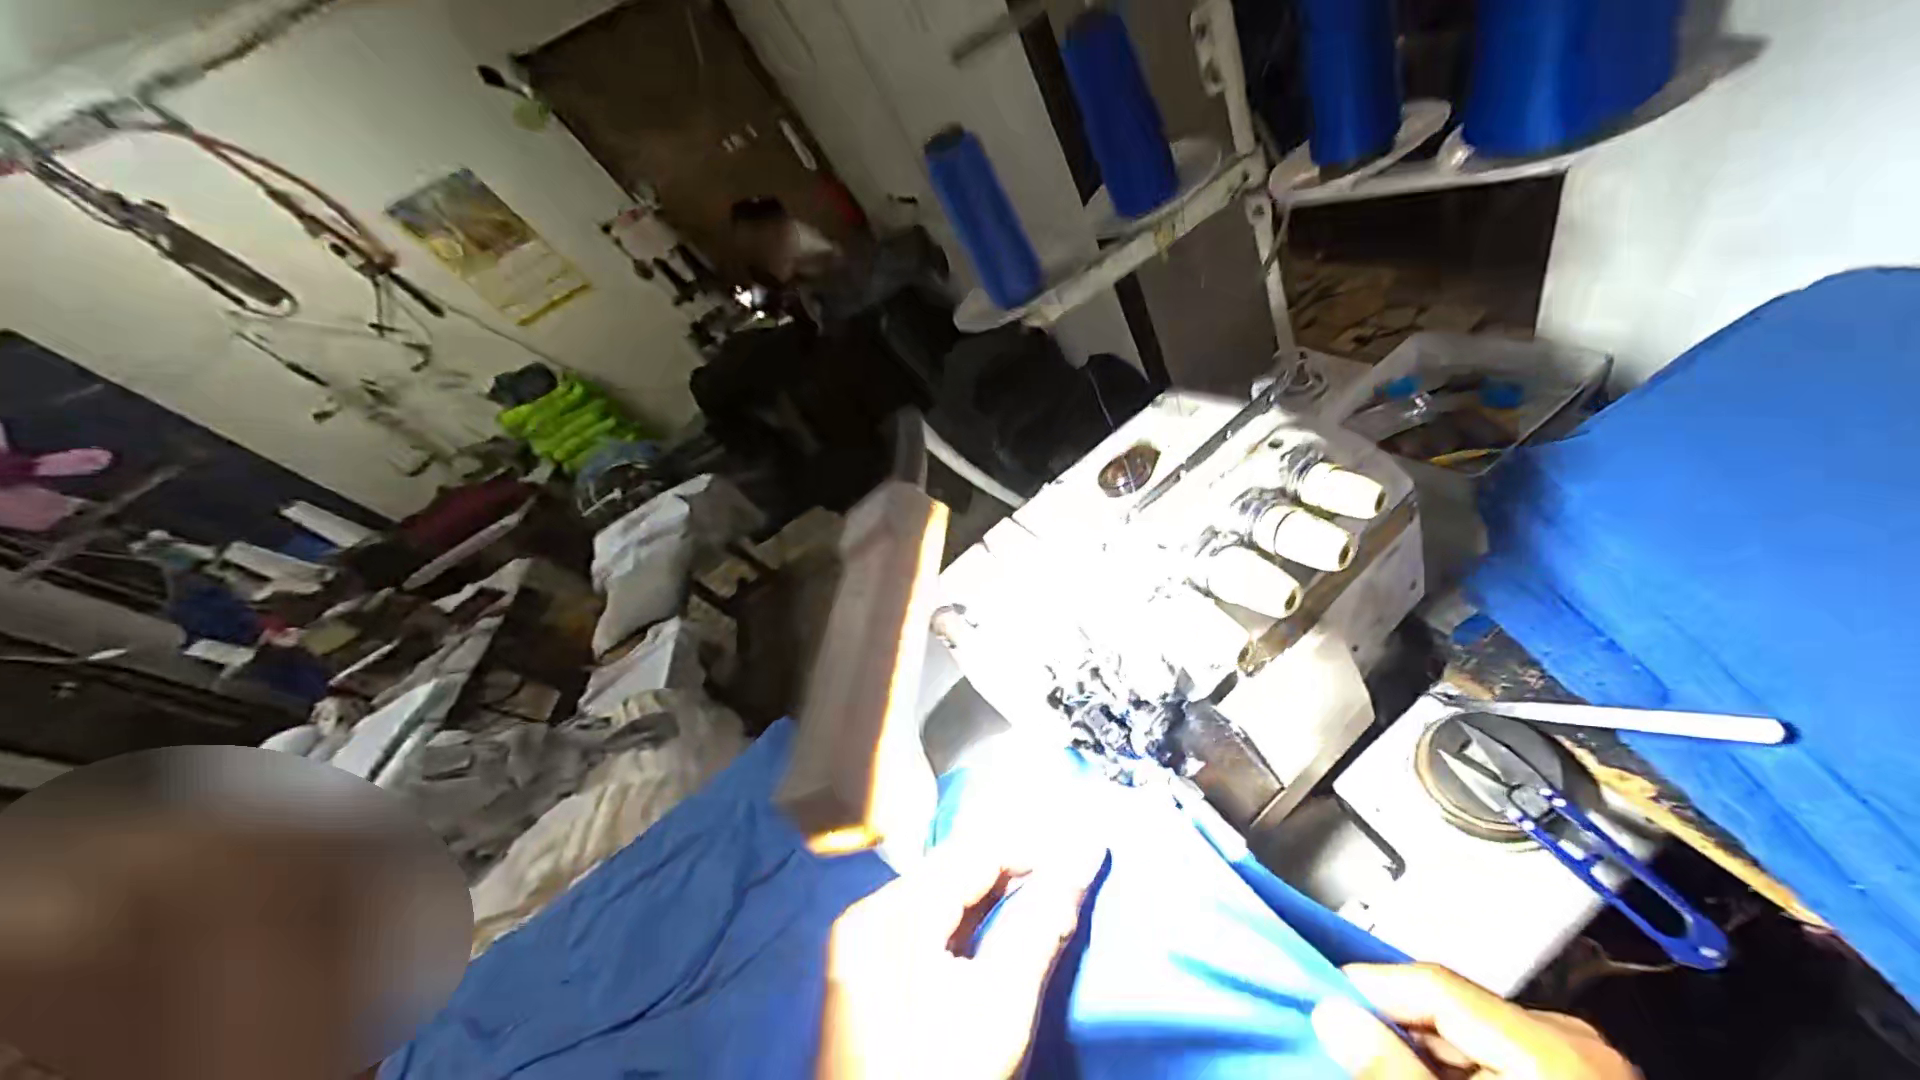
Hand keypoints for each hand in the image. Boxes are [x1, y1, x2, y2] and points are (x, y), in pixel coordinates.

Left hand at [817, 840, 1104, 1079]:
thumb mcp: (1001, 1010)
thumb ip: (1041, 927)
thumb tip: (1084, 860)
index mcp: (892, 916)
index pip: (971, 856)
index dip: (1029, 851)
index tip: (1079, 855)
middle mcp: (868, 913)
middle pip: (951, 867)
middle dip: (1010, 866)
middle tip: (1065, 869)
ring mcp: (862, 939)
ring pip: (938, 888)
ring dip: (990, 887)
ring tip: (1042, 885)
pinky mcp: (865, 963)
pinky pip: (922, 916)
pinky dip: (963, 912)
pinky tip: (998, 912)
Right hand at [1311, 963, 1640, 1079]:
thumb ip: (1396, 1074)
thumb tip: (1333, 1017)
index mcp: (1554, 1047)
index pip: (1434, 983)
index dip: (1369, 987)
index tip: (1321, 1000)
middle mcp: (1577, 1046)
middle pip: (1452, 1009)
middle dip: (1395, 1028)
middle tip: (1347, 1046)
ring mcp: (1590, 1071)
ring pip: (1473, 1037)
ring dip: (1423, 1054)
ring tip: (1387, 1068)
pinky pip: (1501, 1062)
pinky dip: (1458, 1072)